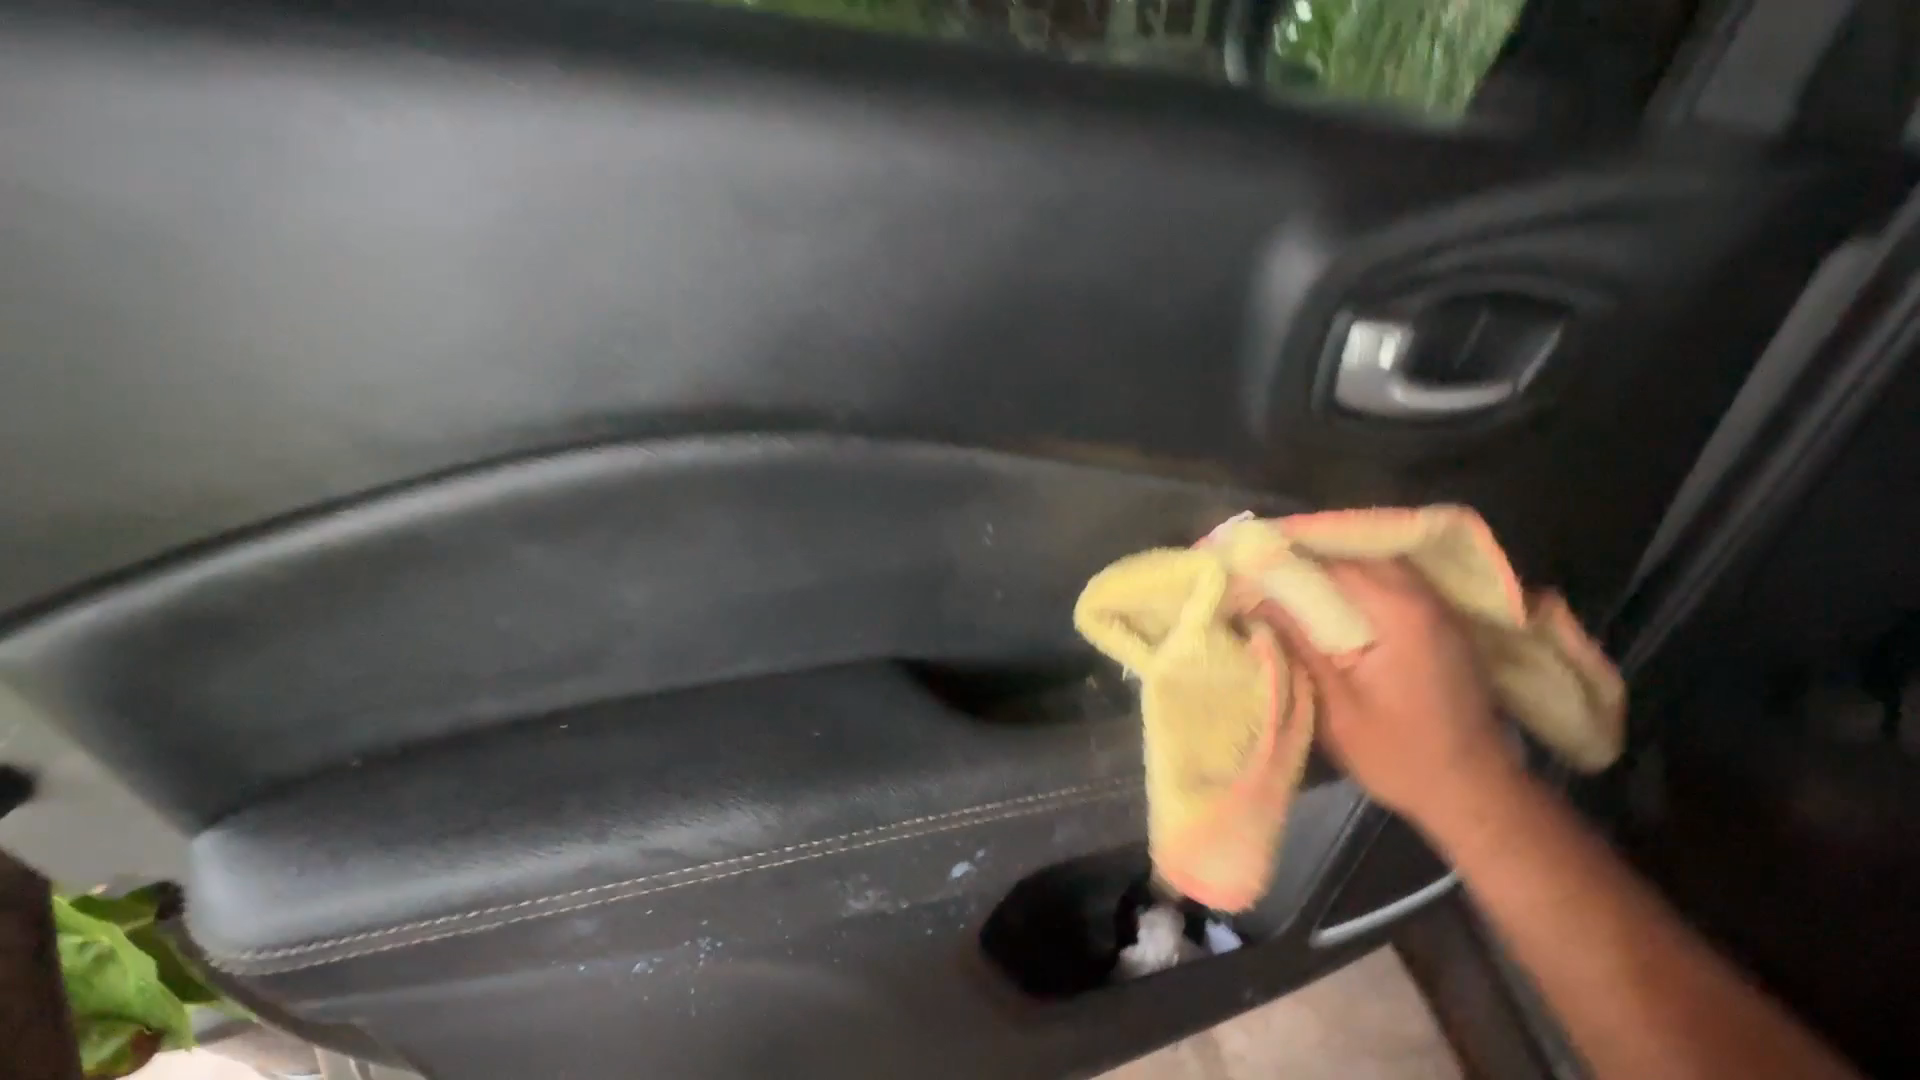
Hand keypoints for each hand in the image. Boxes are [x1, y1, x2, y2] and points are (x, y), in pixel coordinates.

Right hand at [1264, 560, 1518, 825]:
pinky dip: (1365, 587)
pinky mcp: (1446, 629)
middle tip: (1270, 573)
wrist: (1473, 793)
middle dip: (1315, 560)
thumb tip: (1259, 603)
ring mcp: (1442, 613)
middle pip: (1363, 558)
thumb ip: (1299, 646)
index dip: (1290, 562)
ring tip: (1296, 586)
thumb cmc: (1398, 754)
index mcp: (1400, 614)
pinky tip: (1337, 607)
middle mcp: (1426, 601)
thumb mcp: (1336, 706)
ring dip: (1341, 572)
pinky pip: (1400, 588)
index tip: (1251, 567)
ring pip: (1384, 569)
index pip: (1336, 566)